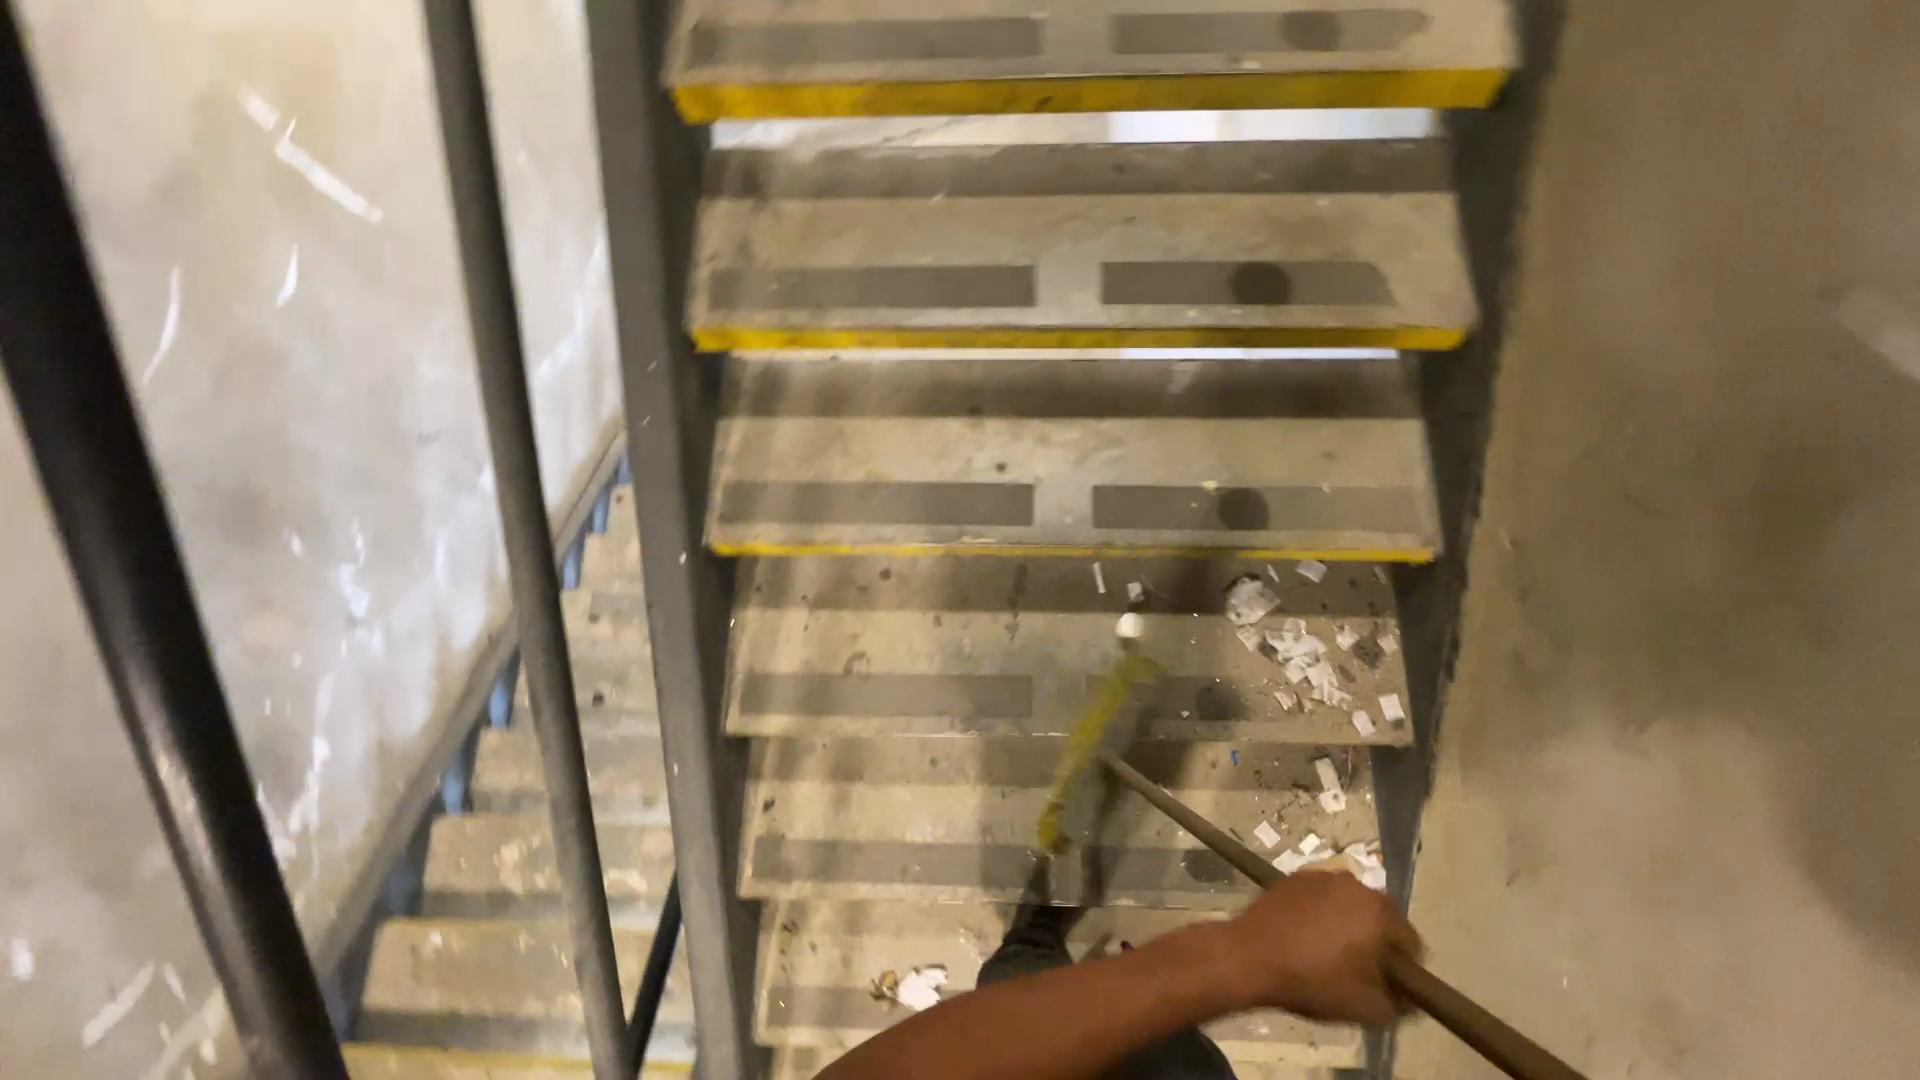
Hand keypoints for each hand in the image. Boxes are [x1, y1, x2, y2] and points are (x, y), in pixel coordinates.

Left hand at [1210, 871, 1423, 1026]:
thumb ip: (1400, 1004)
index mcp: (1379, 911)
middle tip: (1360, 971)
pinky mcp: (1294, 876)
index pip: (1411, 943)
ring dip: (1349, 925)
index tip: (1389, 987)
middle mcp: (1354, 884)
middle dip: (1377, 943)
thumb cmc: (1313, 979)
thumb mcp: (1368, 1008)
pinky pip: (1323, 896)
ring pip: (1351, 905)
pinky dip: (1322, 912)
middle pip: (1382, 918)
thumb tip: (1406, 997)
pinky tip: (1306, 934)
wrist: (1251, 955)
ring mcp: (1321, 876)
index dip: (1405, 970)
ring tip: (1330, 953)